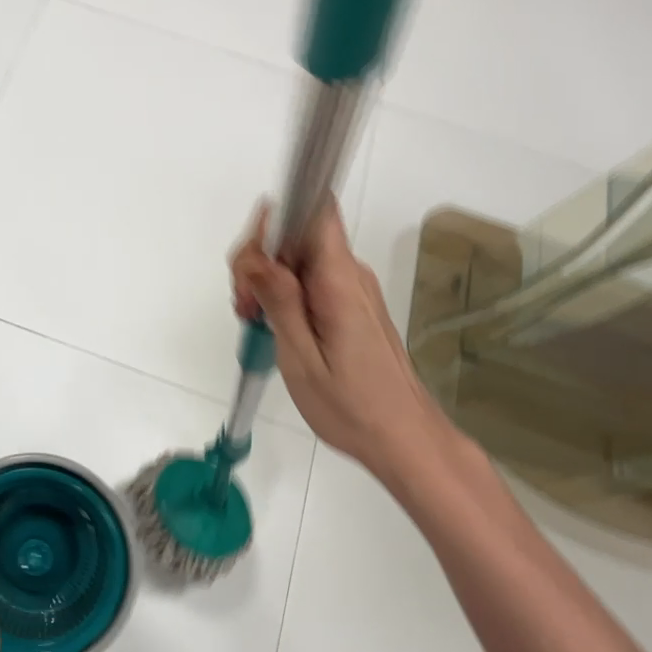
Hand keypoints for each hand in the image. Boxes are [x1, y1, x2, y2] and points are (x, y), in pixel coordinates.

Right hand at [230, 198, 454, 474]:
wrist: (404, 439)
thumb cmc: (349, 405)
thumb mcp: (300, 357)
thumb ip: (279, 298)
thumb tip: (257, 249)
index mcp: (338, 280)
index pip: (312, 212)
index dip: (274, 223)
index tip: (251, 267)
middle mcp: (349, 273)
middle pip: (295, 235)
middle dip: (259, 260)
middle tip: (247, 310)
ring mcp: (351, 287)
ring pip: (298, 258)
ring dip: (267, 281)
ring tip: (258, 325)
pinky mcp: (350, 303)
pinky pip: (309, 280)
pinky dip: (284, 295)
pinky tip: (275, 328)